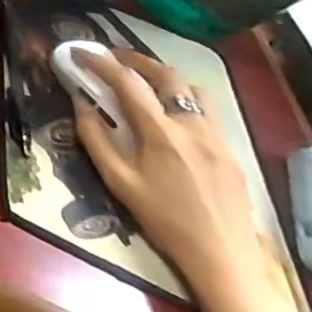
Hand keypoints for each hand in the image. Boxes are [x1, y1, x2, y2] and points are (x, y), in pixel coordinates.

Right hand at [73, 48, 302, 311]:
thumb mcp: (118, 182)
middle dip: (135, 59)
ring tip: (145, 80)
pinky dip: (184, 97)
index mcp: (161, 132)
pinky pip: (207, 110)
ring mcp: (216, 136)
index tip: (80, 52)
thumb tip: (81, 102)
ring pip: (192, 88)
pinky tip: (172, 113)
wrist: (225, 259)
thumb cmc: (165, 220)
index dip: (100, 62)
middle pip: (165, 74)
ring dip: (164, 76)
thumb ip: (95, 138)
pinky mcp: (230, 150)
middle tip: (113, 58)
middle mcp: (191, 125)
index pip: (126, 81)